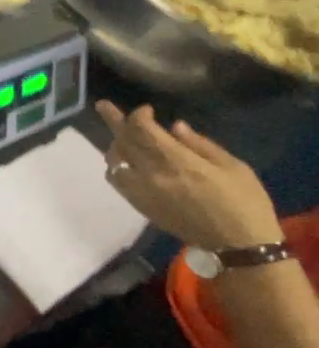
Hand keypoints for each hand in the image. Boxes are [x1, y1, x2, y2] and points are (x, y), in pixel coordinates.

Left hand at [97, 102, 280, 248]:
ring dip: (116, 144)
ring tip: (122, 135)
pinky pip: (115, 178)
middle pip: (123, 141)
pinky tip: (125, 161)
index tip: (144, 109)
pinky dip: (115, 165)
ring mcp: (139, 189)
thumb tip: (174, 126)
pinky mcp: (136, 203)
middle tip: (103, 106)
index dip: (138, 116)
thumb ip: (200, 145)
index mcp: (178, 162)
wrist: (236, 241)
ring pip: (114, 159)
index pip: (144, 131)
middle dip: (114, 121)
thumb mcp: (234, 167)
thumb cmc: (244, 201)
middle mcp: (152, 174)